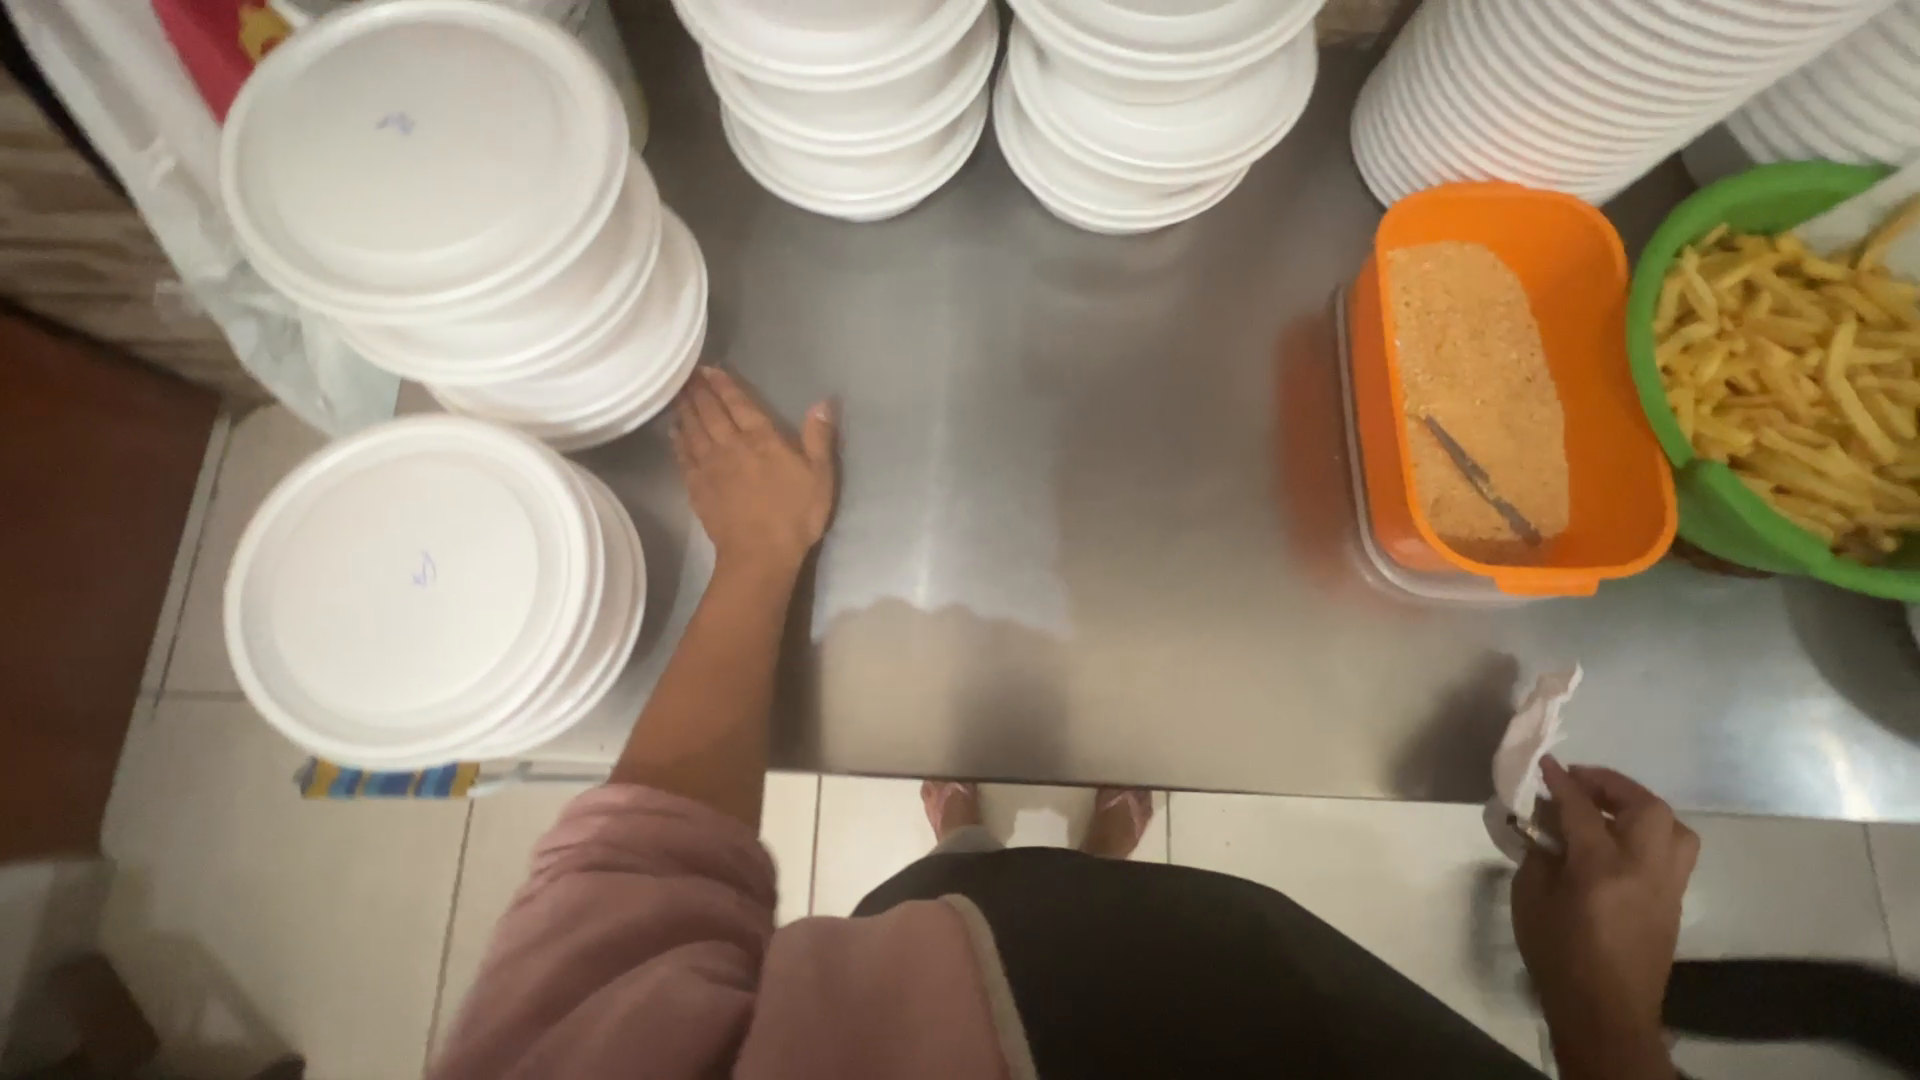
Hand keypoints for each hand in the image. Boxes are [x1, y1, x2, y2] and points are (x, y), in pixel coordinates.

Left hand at [671, 369, 836, 574]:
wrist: (760, 554)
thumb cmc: (795, 514)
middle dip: (699, 390)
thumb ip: (819, 437)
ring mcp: (710, 467)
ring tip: (677, 394)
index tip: (710, 368)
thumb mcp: (820, 475)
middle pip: (710, 412)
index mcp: (761, 439)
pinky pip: (682, 457)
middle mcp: (730, 445)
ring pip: (692, 430)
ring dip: (684, 410)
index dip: (725, 384)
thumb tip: (823, 402)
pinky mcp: (697, 488)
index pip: (739, 404)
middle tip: (687, 374)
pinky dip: (676, 441)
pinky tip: (673, 432)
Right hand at [1513, 759, 1697, 1079]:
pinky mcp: (1673, 901)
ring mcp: (1666, 887)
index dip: (1561, 781)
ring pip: (1675, 829)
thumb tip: (1546, 828)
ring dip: (1640, 807)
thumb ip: (1541, 853)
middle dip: (1613, 785)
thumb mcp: (1531, 894)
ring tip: (1606, 807)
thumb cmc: (1556, 950)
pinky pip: (1672, 851)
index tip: (1544, 762)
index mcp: (1601, 868)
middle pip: (1648, 809)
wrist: (1603, 1008)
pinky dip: (1648, 832)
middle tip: (1580, 781)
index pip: (1583, 809)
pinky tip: (1615, 840)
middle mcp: (1644, 870)